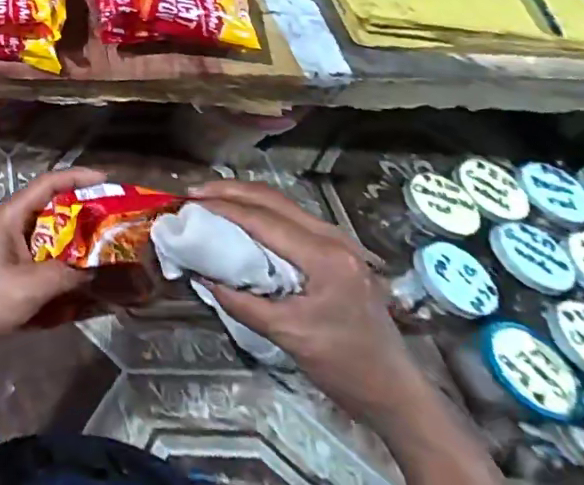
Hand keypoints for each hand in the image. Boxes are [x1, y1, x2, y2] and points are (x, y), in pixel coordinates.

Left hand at [0, 168, 106, 346]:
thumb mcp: (31, 286)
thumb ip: (68, 274)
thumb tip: (103, 269)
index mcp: (13, 215)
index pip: (48, 184)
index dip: (78, 178)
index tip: (109, 180)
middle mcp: (15, 223)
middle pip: (56, 207)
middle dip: (87, 212)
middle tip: (121, 221)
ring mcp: (16, 244)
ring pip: (56, 232)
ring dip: (82, 238)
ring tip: (115, 247)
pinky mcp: (19, 264)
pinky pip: (51, 255)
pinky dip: (71, 260)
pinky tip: (92, 275)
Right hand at [186, 179, 425, 419]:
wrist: (396, 392)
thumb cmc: (345, 364)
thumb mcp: (286, 334)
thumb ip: (239, 301)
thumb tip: (199, 275)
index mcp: (325, 257)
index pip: (262, 219)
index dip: (221, 208)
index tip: (187, 205)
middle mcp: (335, 240)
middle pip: (272, 199)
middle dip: (228, 191)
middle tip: (192, 195)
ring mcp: (340, 244)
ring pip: (281, 204)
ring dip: (242, 198)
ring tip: (208, 201)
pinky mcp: (337, 252)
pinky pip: (290, 218)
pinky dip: (259, 211)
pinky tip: (239, 218)